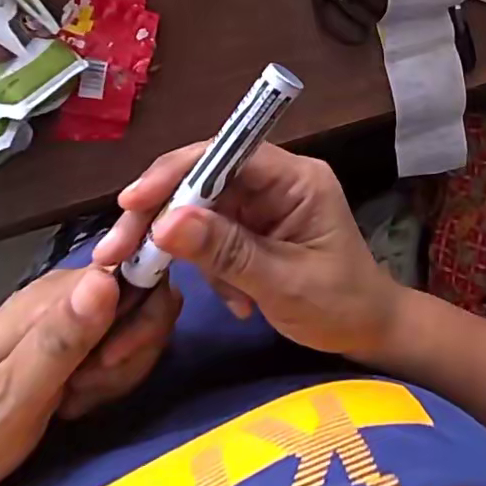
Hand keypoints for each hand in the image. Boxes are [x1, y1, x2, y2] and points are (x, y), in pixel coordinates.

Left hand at [0, 266, 132, 485]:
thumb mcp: (8, 399)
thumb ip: (61, 340)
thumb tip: (107, 280)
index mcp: (50, 296)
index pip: (135, 273)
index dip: (141, 317)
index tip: (108, 365)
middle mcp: (65, 295)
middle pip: (142, 299)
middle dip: (131, 350)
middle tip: (84, 391)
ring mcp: (68, 318)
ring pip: (135, 327)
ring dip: (119, 371)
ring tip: (72, 401)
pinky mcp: (72, 344)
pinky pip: (119, 349)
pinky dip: (110, 380)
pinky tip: (74, 403)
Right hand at [92, 142, 399, 358]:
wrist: (368, 331)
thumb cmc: (340, 306)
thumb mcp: (283, 283)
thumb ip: (226, 252)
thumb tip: (165, 223)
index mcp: (295, 178)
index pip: (227, 154)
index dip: (177, 172)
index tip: (132, 202)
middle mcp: (275, 180)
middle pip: (203, 178)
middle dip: (163, 215)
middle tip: (118, 252)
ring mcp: (262, 202)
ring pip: (199, 208)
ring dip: (190, 250)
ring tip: (223, 296)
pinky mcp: (252, 226)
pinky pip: (210, 234)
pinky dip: (210, 267)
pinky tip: (237, 299)